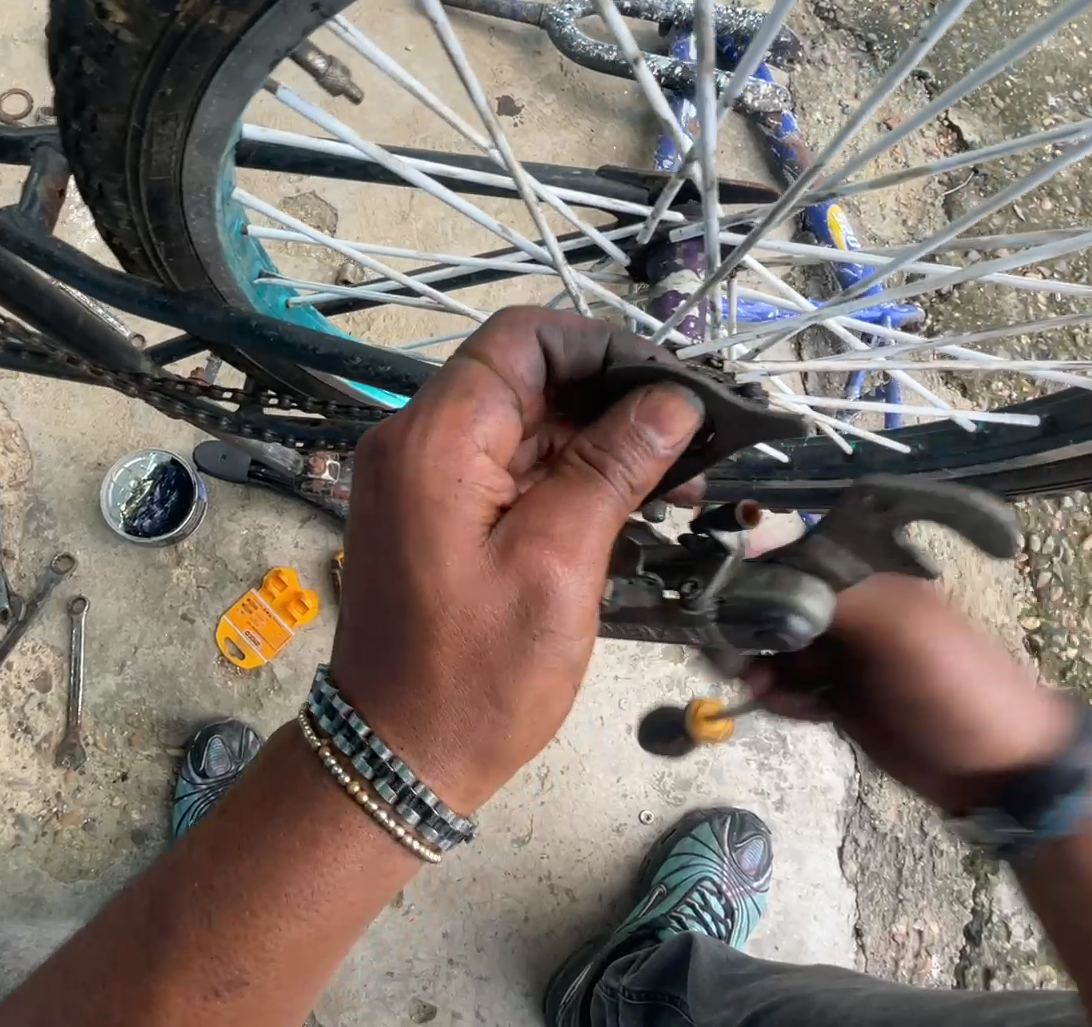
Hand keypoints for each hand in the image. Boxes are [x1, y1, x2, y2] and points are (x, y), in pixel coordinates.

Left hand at [328, 307, 704, 811]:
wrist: (398, 752)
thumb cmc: (475, 675)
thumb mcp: (556, 567)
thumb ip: (609, 470)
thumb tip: (671, 400)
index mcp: (435, 439)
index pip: (520, 340)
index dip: (600, 348)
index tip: (671, 387)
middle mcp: (417, 440)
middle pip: (524, 379)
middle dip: (611, 401)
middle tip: (694, 443)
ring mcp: (423, 477)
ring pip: (522, 424)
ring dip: (596, 443)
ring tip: (678, 482)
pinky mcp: (436, 510)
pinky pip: (507, 468)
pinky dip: (565, 476)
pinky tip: (626, 504)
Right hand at [744, 574, 1075, 812]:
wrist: (1003, 772)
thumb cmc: (958, 688)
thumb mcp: (899, 631)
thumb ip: (827, 597)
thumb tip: (750, 575)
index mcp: (862, 577)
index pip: (783, 564)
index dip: (746, 586)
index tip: (725, 617)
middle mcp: (844, 606)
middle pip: (766, 607)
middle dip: (746, 635)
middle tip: (739, 665)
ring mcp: (838, 651)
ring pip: (769, 649)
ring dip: (758, 671)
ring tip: (769, 694)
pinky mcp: (834, 691)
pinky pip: (785, 685)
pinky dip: (779, 697)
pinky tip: (796, 710)